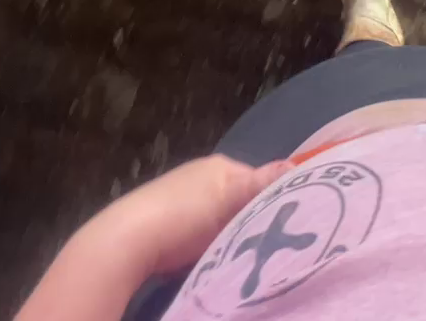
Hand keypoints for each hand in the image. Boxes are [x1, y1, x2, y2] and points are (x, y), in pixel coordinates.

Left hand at [99, 155, 290, 273]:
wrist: (130, 238)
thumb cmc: (183, 213)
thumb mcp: (228, 197)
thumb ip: (260, 184)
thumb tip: (295, 167)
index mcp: (220, 166)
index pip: (258, 181)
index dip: (272, 203)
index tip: (286, 229)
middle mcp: (204, 177)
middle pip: (240, 200)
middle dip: (252, 221)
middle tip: (268, 248)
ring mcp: (185, 198)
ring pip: (222, 218)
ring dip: (232, 235)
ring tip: (244, 256)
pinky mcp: (171, 223)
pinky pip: (204, 232)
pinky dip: (212, 243)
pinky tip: (215, 258)